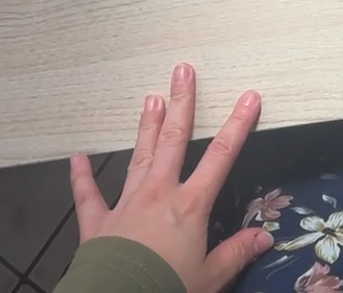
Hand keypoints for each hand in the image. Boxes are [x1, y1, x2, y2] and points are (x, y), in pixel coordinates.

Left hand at [71, 64, 271, 292]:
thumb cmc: (166, 291)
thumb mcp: (209, 279)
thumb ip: (235, 254)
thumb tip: (265, 237)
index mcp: (190, 206)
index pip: (221, 156)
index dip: (238, 124)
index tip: (249, 96)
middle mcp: (159, 194)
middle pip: (174, 140)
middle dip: (182, 103)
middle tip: (182, 70)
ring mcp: (126, 206)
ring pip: (140, 157)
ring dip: (147, 127)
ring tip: (151, 98)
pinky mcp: (98, 225)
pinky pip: (88, 197)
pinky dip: (82, 177)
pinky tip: (77, 158)